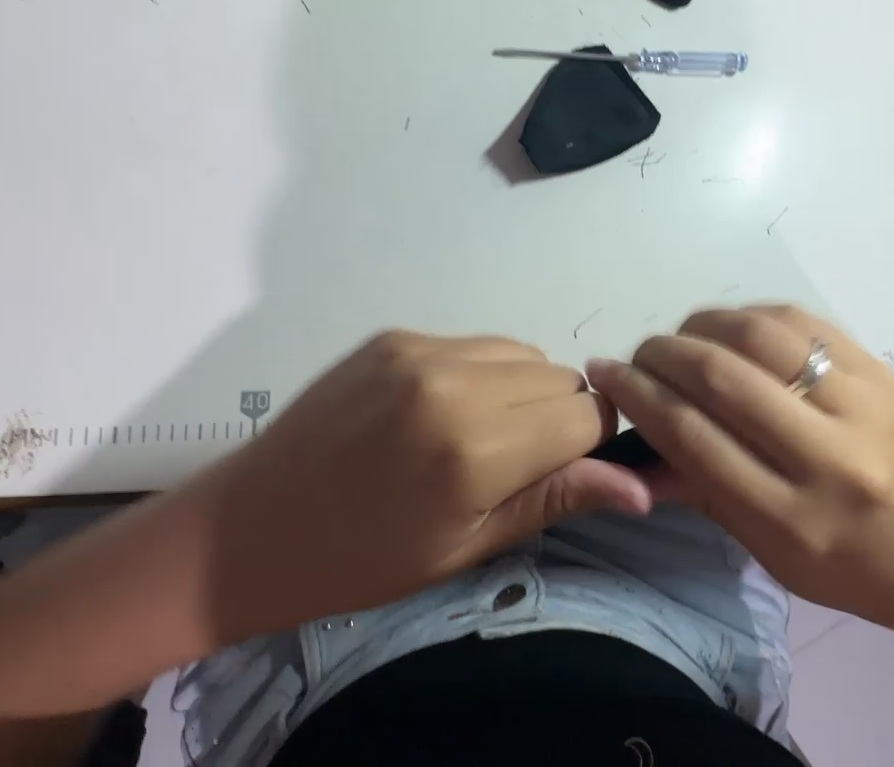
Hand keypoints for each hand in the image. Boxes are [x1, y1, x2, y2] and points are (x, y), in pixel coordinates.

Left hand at [184, 332, 650, 641]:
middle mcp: (454, 381)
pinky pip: (474, 343)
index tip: (553, 474)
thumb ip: (557, 499)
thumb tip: (644, 486)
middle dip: (556, 417)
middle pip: (561, 377)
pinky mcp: (393, 334)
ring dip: (522, 390)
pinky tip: (436, 411)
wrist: (249, 526)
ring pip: (523, 354)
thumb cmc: (363, 558)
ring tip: (473, 435)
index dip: (586, 448)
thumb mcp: (466, 546)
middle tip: (507, 463)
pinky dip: (479, 374)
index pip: (587, 416)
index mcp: (474, 448)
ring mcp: (419, 349)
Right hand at [586, 306, 893, 631]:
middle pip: (722, 378)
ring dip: (703, 325)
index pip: (695, 438)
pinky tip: (731, 327)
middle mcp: (831, 457)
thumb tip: (634, 438)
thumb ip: (700, 490)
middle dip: (662, 355)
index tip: (606, 375)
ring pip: (761, 335)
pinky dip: (752, 316)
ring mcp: (863, 404)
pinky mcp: (882, 370)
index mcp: (795, 519)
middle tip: (639, 354)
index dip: (639, 397)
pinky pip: (803, 322)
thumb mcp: (770, 554)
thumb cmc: (851, 571)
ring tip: (680, 337)